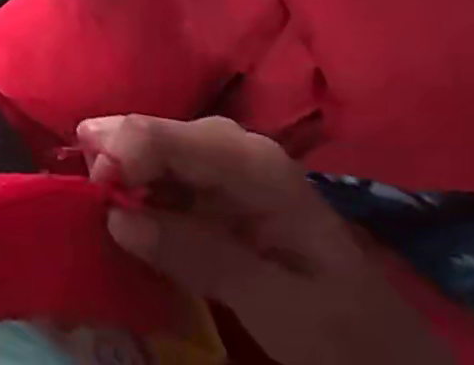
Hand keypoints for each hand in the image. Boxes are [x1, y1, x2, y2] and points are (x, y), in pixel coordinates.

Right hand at [78, 115, 449, 364]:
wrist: (387, 351)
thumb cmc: (343, 331)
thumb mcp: (279, 305)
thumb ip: (201, 256)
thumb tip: (117, 219)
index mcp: (252, 164)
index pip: (164, 136)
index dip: (118, 156)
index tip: (97, 201)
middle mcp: (231, 147)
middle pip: (149, 131)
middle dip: (109, 155)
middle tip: (86, 197)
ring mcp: (220, 163)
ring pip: (146, 145)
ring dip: (115, 169)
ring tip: (96, 199)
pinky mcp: (211, 184)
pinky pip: (156, 169)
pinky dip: (131, 184)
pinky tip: (120, 203)